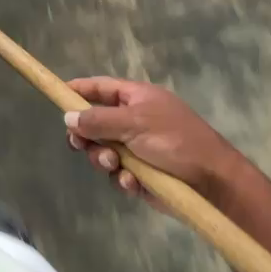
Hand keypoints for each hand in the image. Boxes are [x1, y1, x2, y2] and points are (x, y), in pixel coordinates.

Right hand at [63, 77, 247, 205]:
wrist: (214, 184)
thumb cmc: (175, 141)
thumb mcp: (134, 123)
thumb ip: (97, 119)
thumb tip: (67, 117)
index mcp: (136, 99)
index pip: (99, 88)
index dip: (77, 90)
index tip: (56, 97)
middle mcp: (134, 121)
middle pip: (95, 123)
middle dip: (87, 135)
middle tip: (80, 144)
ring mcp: (138, 149)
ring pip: (103, 152)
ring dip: (104, 159)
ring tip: (115, 165)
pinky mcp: (143, 175)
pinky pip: (119, 175)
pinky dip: (123, 179)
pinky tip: (134, 183)